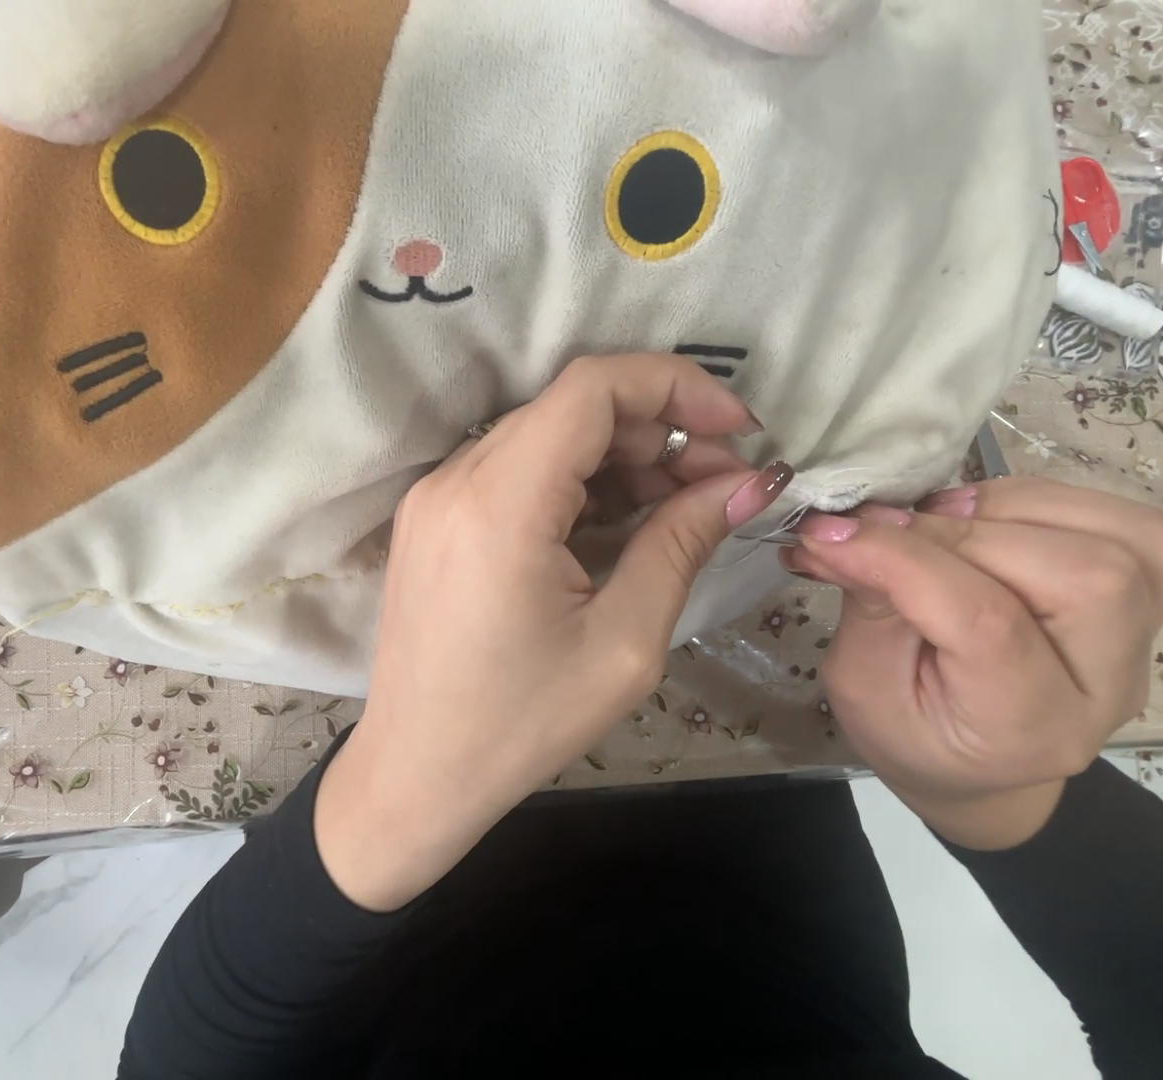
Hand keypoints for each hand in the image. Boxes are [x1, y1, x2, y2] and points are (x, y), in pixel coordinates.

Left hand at [316, 354, 793, 910]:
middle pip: (570, 409)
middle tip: (721, 483)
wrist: (417, 771)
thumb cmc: (520, 724)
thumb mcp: (622, 643)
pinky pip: (513, 471)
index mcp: (498, 504)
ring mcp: (435, 496)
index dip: (674, 387)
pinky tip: (620, 521)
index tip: (739, 428)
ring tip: (680, 506)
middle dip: (657, 430)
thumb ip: (680, 544)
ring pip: (544, 436)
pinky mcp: (432, 518)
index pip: (590, 388)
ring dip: (618, 457)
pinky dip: (573, 481)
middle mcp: (455, 480)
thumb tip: (744, 483)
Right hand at [782, 478, 1162, 849]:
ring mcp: (1143, 640)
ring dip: (1011, 510)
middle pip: (1081, 575)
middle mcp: (1107, 685)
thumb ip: (865, 607)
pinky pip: (1139, 527)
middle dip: (964, 532)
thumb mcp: (860, 686)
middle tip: (888, 529)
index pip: (986, 623)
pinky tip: (993, 521)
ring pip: (1121, 540)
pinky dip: (1056, 505)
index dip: (903, 559)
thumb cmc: (908, 731)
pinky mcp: (1152, 602)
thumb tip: (840, 529)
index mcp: (1024, 726)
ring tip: (941, 521)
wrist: (976, 764)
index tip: (825, 532)